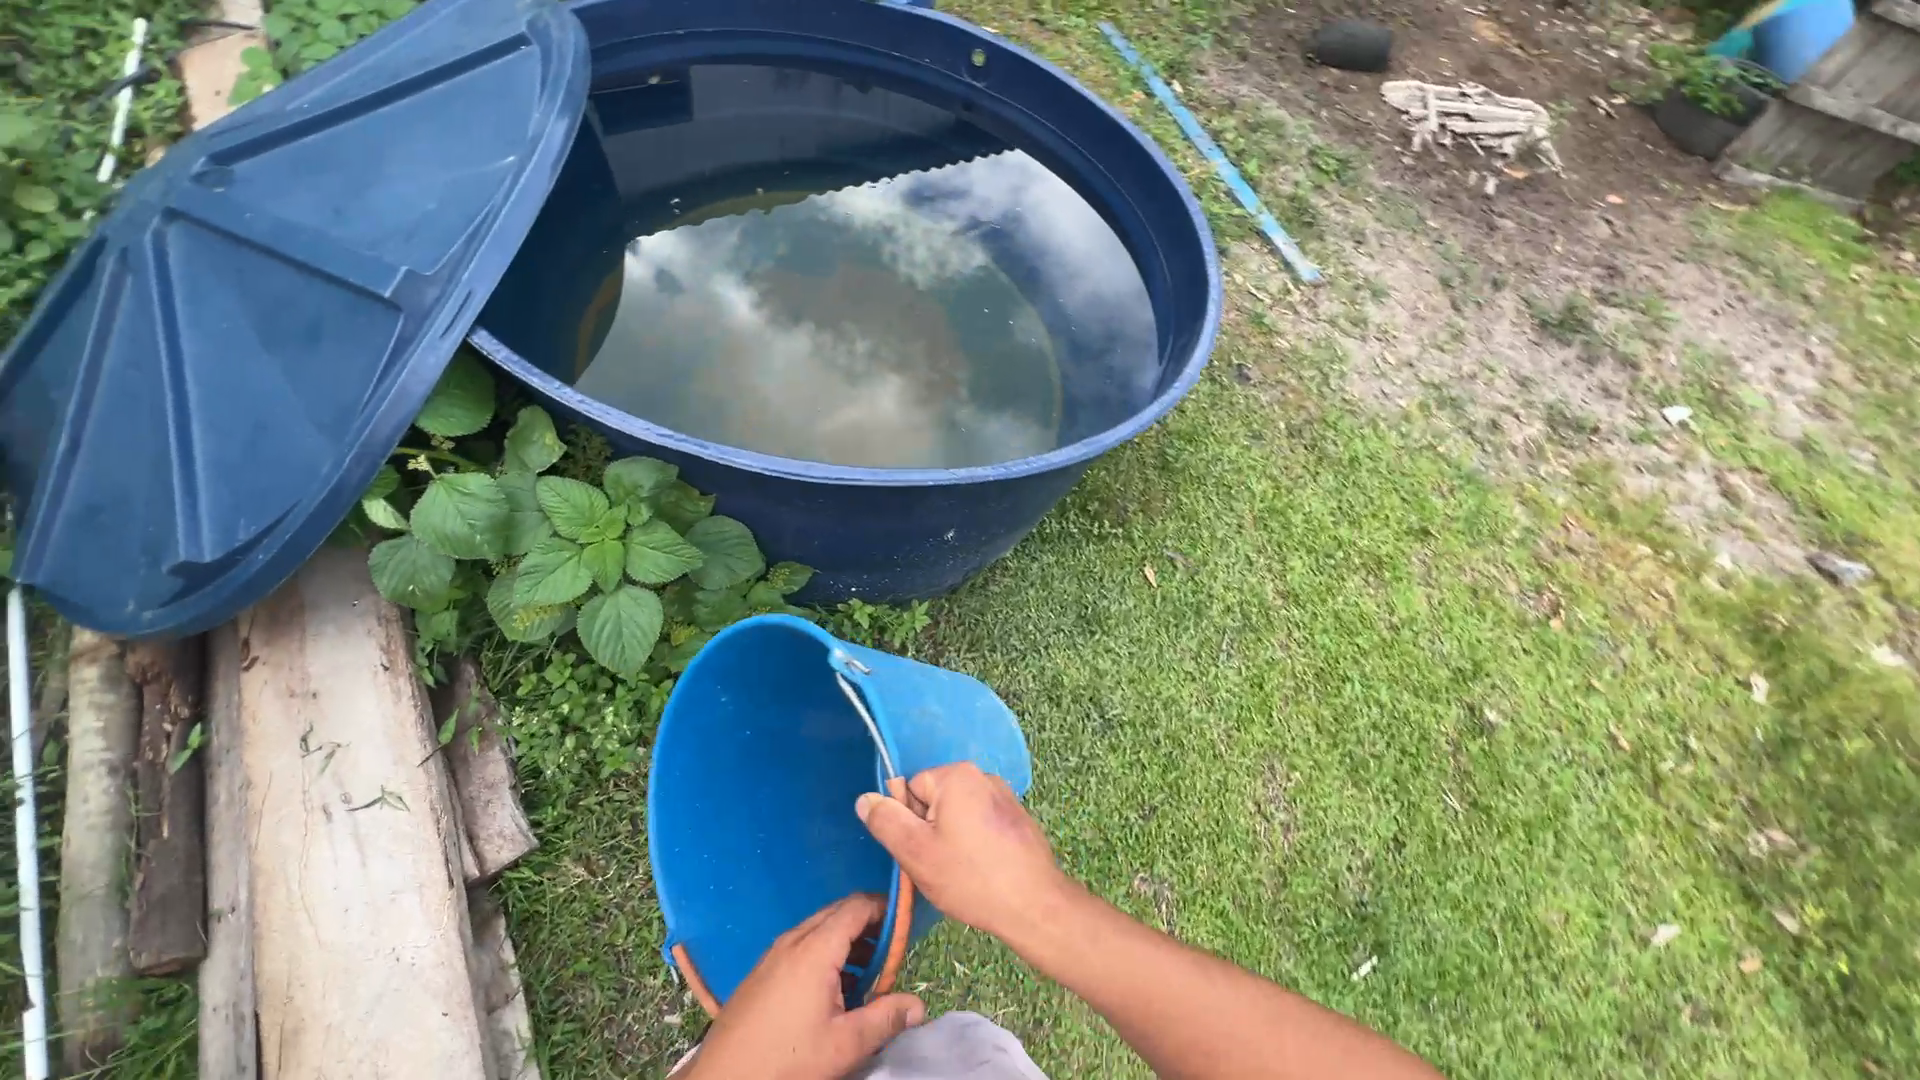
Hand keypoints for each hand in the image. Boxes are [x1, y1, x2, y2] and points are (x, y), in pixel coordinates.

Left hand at [680, 894, 925, 1079]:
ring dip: (848, 942)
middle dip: (869, 925)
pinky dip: (826, 953)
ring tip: (869, 975)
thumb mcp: (844, 1045)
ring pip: (820, 930)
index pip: (857, 906)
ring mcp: (774, 954)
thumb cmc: (786, 1060)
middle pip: (839, 913)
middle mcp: (794, 940)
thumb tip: (918, 1006)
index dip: (885, 908)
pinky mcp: (762, 971)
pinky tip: (835, 990)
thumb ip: (884, 1019)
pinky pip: (802, 946)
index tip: (908, 923)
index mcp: (815, 949)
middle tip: (893, 951)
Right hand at [855, 763, 1071, 941]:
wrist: (1034, 905)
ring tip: (963, 872)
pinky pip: (981, 825)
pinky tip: (983, 872)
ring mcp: (1005, 797)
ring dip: (953, 840)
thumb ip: (886, 821)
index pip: (912, 789)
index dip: (910, 823)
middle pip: (935, 800)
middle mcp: (983, 776)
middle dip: (931, 832)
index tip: (923, 851)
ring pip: (958, 815)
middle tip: (940, 866)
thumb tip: (866, 799)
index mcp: (957, 775)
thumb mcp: (916, 851)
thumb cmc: (970, 876)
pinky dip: (976, 845)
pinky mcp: (1018, 819)